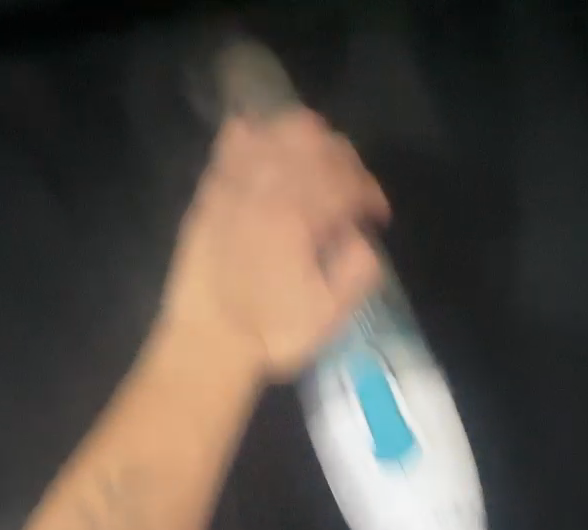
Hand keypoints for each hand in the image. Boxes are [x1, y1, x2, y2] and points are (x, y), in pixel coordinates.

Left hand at [160, 109, 389, 384]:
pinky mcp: (212, 190)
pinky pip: (234, 140)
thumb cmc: (272, 333)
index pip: (350, 181)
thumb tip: (361, 237)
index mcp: (303, 217)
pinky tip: (268, 155)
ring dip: (307, 142)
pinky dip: (258, 136)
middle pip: (320, 144)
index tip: (378, 217)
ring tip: (315, 169)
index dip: (372, 194)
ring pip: (280, 130)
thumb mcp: (330, 314)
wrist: (209, 341)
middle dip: (346, 163)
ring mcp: (238, 183)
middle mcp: (270, 188)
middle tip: (351, 192)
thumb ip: (358, 269)